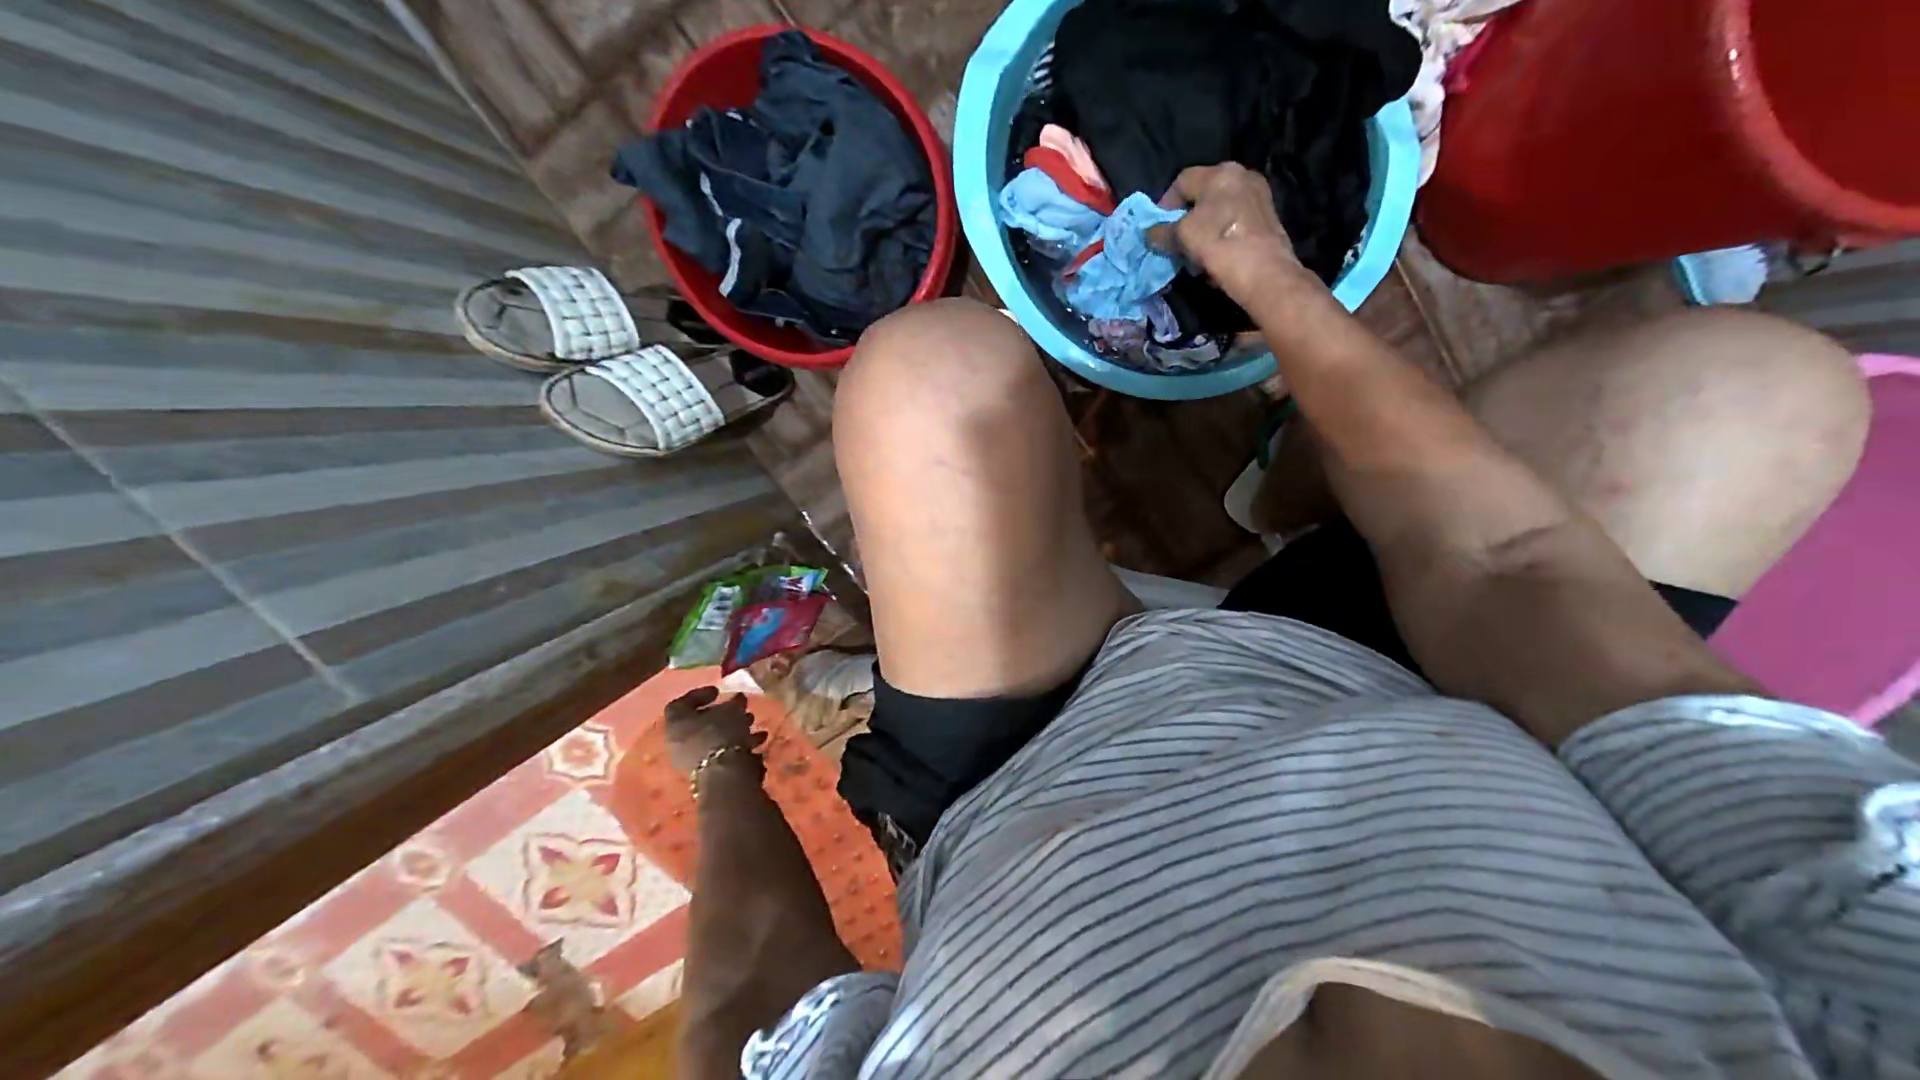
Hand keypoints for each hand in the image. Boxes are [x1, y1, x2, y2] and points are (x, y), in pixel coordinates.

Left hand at [664, 687, 765, 775]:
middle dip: (722, 714)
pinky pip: (720, 753)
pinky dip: (736, 745)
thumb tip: (737, 700)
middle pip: (698, 722)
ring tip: (752, 724)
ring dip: (732, 729)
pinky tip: (757, 742)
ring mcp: (690, 760)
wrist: (724, 775)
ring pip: (712, 738)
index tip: (719, 692)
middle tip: (740, 709)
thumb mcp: (731, 710)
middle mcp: (677, 742)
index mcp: (676, 723)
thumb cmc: (722, 734)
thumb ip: (733, 703)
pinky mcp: (705, 774)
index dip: (699, 694)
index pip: (680, 704)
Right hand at [1154, 163, 1312, 302]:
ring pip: (1218, 211)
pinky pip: (1234, 223)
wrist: (1264, 271)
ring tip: (1195, 256)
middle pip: (1202, 196)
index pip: (1182, 181)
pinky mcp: (1268, 217)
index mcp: (1220, 173)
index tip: (1158, 229)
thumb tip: (1151, 233)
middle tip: (1175, 244)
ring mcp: (1258, 196)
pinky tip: (1216, 258)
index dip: (1165, 205)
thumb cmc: (1218, 244)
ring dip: (1202, 231)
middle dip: (1185, 220)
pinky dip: (1220, 237)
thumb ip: (1162, 231)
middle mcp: (1242, 176)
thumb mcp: (1180, 236)